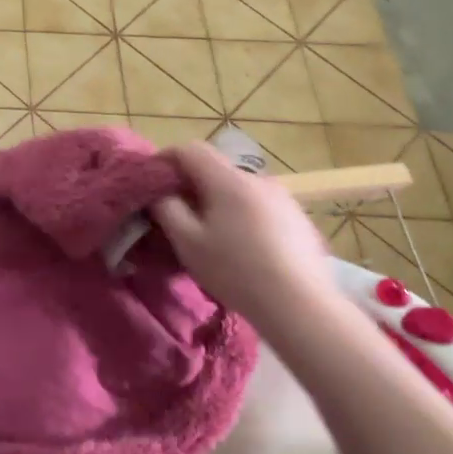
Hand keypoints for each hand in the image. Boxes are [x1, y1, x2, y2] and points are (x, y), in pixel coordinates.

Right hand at [150, 142, 339, 328]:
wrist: (300, 304)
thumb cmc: (235, 270)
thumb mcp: (187, 242)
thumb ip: (167, 209)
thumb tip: (160, 193)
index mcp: (229, 180)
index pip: (190, 149)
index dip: (166, 159)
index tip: (152, 182)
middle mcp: (259, 179)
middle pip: (216, 169)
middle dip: (192, 184)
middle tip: (177, 213)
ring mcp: (284, 198)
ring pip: (239, 188)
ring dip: (219, 200)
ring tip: (211, 232)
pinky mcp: (298, 218)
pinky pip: (260, 205)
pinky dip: (243, 214)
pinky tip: (243, 245)